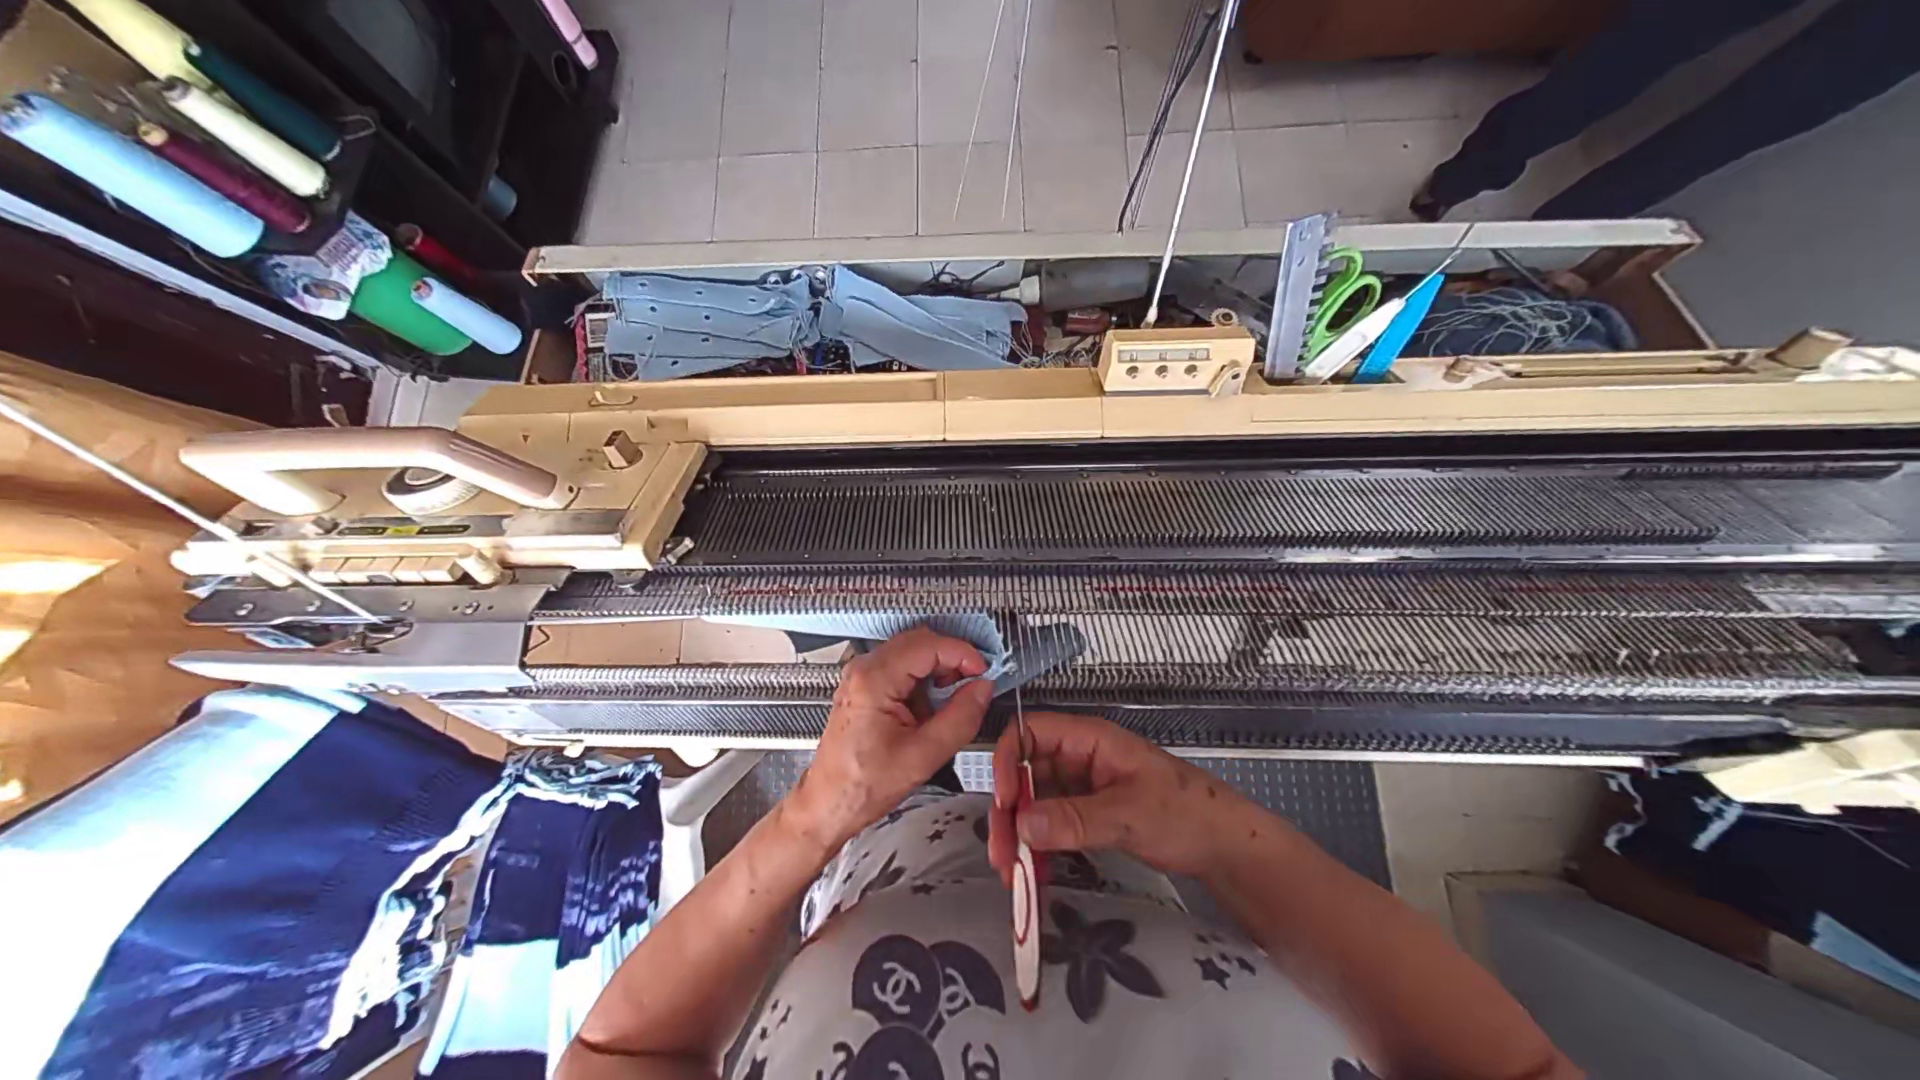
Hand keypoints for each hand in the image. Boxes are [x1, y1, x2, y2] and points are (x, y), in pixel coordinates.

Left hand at [784, 628, 994, 851]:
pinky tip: (929, 711)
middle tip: (974, 684)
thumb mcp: (923, 756)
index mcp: (874, 680)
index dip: (963, 654)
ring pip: (913, 653)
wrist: (828, 804)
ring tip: (950, 704)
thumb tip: (983, 689)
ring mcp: (863, 676)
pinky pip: (903, 669)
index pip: (929, 645)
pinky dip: (924, 682)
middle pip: (920, 642)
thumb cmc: (861, 786)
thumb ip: (960, 718)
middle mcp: (864, 669)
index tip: (983, 672)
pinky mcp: (866, 686)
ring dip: (938, 671)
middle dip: (952, 660)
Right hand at [988, 712, 1264, 879]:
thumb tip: (1021, 824)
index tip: (1002, 802)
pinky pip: (1050, 823)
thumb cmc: (1185, 813)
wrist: (1225, 847)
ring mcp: (1082, 787)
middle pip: (1025, 772)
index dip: (1008, 760)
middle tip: (1001, 854)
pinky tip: (1032, 871)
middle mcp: (1079, 758)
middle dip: (1008, 811)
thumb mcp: (1129, 815)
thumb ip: (1074, 818)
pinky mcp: (1087, 813)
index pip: (1030, 732)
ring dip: (1018, 834)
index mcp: (1089, 739)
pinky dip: (1038, 845)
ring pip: (1034, 801)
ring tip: (1011, 872)